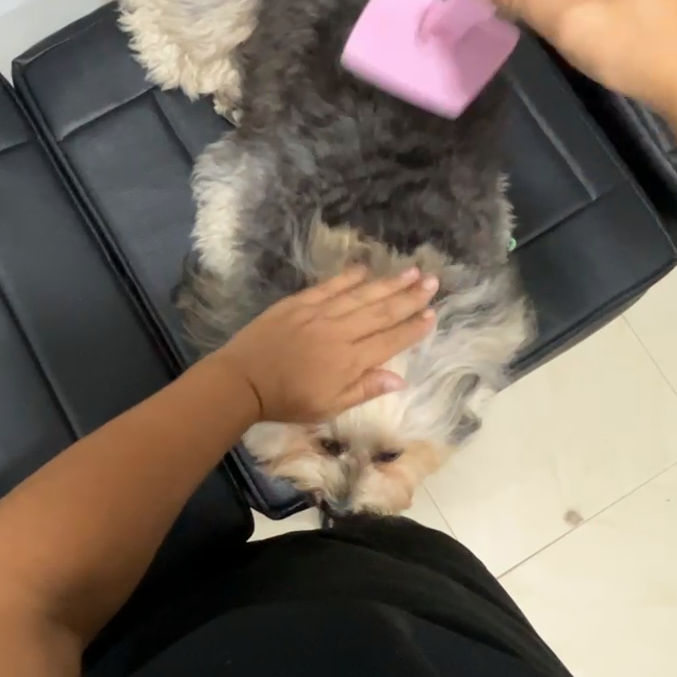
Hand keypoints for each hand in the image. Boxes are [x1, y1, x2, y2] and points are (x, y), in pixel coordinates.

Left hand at [207, 267, 437, 423]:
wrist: (242, 380)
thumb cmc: (285, 400)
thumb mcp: (327, 408)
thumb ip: (364, 389)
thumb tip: (400, 378)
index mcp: (349, 361)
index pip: (390, 341)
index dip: (413, 328)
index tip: (433, 314)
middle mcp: (339, 332)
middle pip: (381, 311)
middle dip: (410, 297)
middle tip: (434, 282)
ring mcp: (318, 314)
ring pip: (361, 295)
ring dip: (388, 282)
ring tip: (412, 270)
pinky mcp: (298, 303)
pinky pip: (329, 286)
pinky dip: (349, 277)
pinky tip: (365, 269)